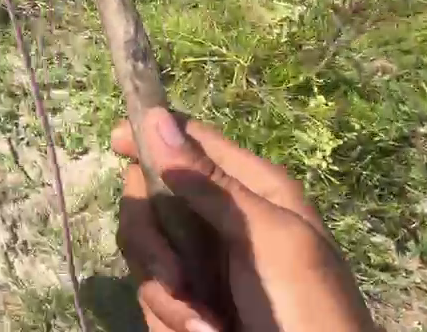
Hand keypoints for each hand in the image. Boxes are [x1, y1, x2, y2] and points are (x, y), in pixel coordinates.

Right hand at [113, 109, 375, 331]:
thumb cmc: (310, 314)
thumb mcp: (269, 241)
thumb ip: (210, 183)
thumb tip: (155, 117)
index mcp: (250, 188)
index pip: (188, 137)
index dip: (149, 133)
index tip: (116, 144)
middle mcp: (220, 214)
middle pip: (149, 190)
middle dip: (152, 237)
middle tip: (175, 275)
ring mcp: (202, 256)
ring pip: (143, 241)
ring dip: (162, 286)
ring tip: (200, 325)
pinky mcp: (189, 295)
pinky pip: (151, 285)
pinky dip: (167, 312)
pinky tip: (201, 331)